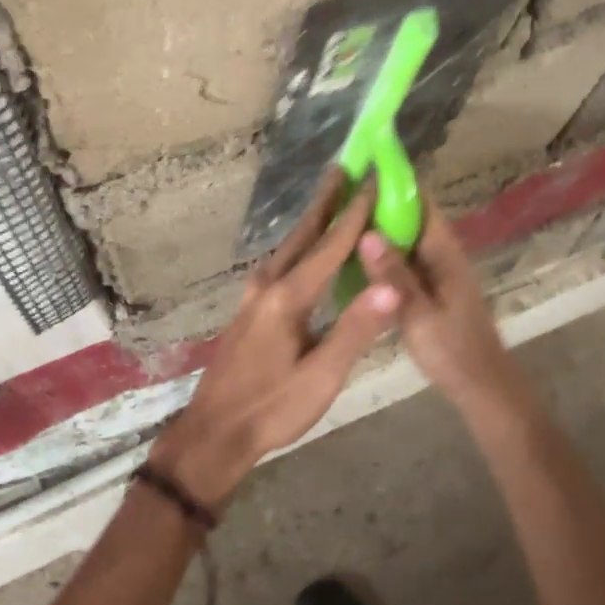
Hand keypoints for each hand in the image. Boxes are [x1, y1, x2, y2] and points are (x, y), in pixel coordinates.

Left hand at [148, 174, 400, 507]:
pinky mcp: (248, 311)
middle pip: (302, 236)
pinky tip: (304, 254)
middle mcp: (268, 286)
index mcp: (288, 297)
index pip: (330, 246)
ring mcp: (253, 297)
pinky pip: (280, 265)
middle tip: (343, 170)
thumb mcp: (322, 376)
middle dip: (325, 203)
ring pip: (288, 249)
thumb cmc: (272, 409)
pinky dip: (299, 248)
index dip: (355, 215)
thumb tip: (391, 286)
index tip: (374, 183)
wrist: (213, 434)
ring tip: (330, 203)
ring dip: (311, 224)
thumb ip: (356, 329)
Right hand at [355, 195, 523, 414]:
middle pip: (411, 215)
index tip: (362, 166)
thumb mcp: (417, 313)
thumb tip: (365, 231)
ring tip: (339, 219)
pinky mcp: (431, 289)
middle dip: (380, 202)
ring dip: (380, 226)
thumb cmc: (453, 351)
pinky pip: (405, 258)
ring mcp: (438, 271)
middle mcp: (442, 253)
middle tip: (338, 196)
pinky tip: (355, 258)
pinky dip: (383, 251)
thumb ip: (393, 274)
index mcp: (444, 252)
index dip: (395, 180)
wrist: (483, 388)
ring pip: (406, 237)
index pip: (421, 201)